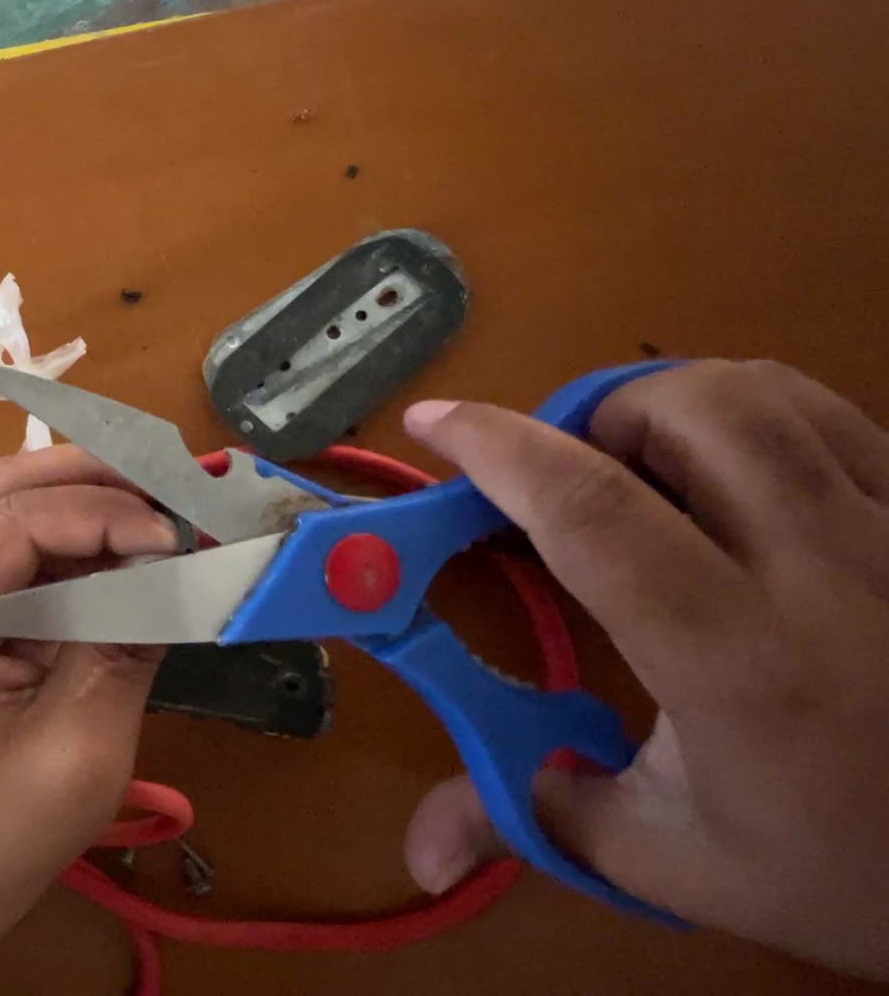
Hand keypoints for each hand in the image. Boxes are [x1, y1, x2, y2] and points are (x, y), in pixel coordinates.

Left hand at [0, 445, 178, 924]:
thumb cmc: (6, 823)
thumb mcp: (81, 744)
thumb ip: (125, 642)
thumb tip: (173, 557)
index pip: (9, 523)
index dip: (99, 514)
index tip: (176, 534)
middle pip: (2, 488)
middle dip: (93, 478)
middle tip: (175, 487)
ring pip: (10, 497)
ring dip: (87, 492)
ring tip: (161, 504)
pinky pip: (18, 532)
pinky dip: (76, 525)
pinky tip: (126, 536)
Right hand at [399, 360, 888, 977]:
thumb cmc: (842, 868)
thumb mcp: (665, 857)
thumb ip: (523, 823)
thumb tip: (418, 854)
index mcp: (731, 658)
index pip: (592, 510)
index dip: (494, 448)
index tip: (429, 421)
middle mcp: (827, 574)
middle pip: (689, 411)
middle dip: (589, 416)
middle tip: (561, 476)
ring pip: (766, 392)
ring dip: (664, 409)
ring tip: (637, 472)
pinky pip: (834, 416)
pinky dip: (748, 423)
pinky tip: (726, 486)